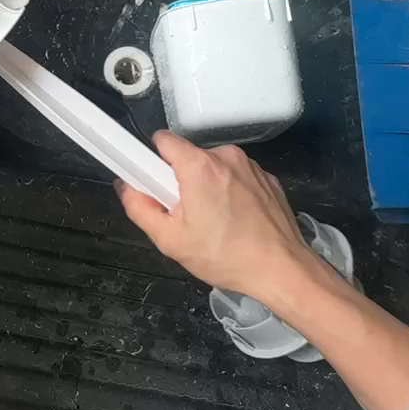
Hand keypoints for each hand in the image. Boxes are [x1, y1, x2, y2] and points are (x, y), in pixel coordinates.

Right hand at [116, 132, 323, 301]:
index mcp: (199, 166)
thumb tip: (126, 187)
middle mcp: (225, 156)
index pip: (163, 140)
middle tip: (185, 214)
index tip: (152, 181)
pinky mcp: (266, 178)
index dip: (152, 160)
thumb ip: (140, 208)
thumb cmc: (227, 256)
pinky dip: (230, 192)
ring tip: (213, 221)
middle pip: (188, 156)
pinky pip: (236, 177)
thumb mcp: (170, 240)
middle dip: (180, 180)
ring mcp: (250, 166)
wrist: (282, 269)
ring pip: (213, 167)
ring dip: (207, 186)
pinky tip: (235, 221)